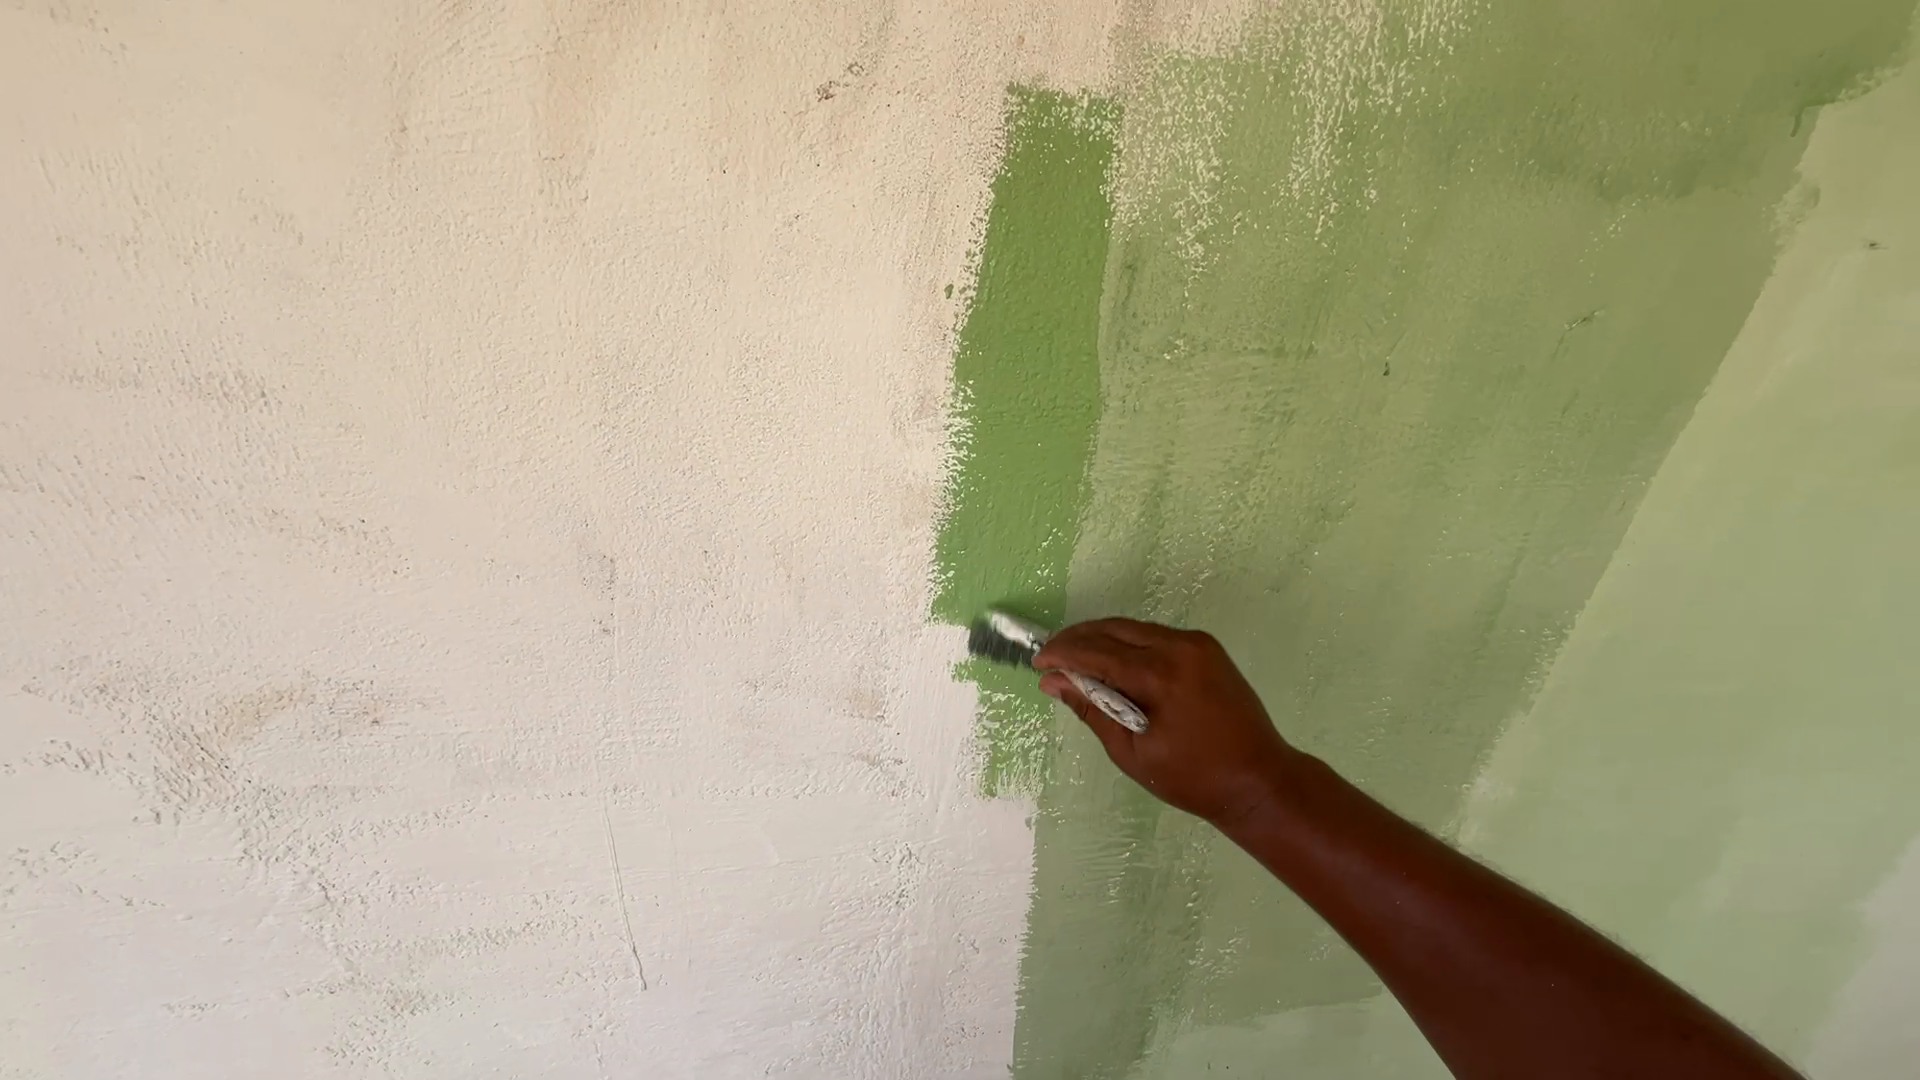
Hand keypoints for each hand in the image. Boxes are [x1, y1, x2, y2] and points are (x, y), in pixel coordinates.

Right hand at [1033, 618, 1299, 827]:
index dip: (1063, 655)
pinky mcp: (1206, 647)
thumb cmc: (1193, 778)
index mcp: (1161, 675)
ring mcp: (1196, 643)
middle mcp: (1179, 647)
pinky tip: (1110, 661)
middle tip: (1050, 657)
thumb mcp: (1133, 752)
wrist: (1261, 780)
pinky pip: (1154, 636)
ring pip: (1133, 628)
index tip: (1038, 664)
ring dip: (1100, 639)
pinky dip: (1127, 643)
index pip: (1097, 652)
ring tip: (1074, 658)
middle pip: (1113, 630)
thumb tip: (1054, 682)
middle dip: (1077, 639)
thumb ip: (1092, 709)